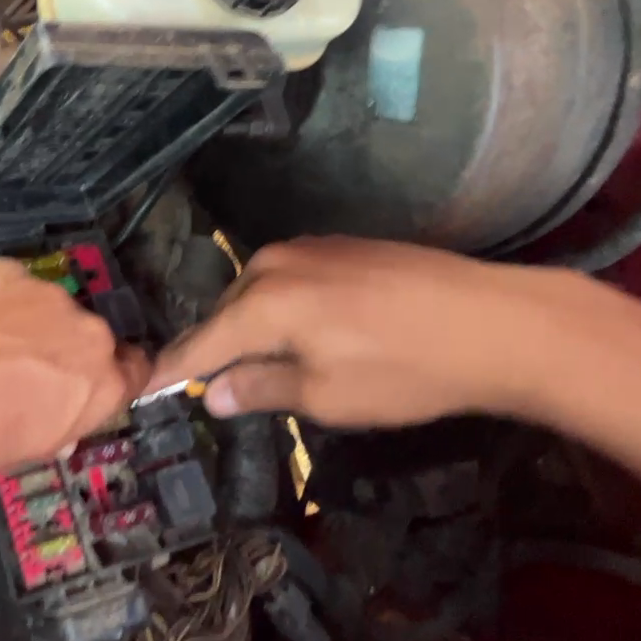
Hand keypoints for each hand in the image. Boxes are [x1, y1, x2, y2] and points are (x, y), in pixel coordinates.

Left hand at [0, 259, 151, 488]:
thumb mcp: (34, 445)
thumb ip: (56, 414)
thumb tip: (45, 407)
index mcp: (105, 383)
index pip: (132, 366)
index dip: (104, 369)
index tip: (78, 374)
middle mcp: (88, 332)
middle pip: (80, 330)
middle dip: (53, 342)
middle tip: (13, 363)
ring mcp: (46, 294)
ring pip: (40, 301)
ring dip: (18, 316)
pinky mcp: (5, 269)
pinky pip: (4, 281)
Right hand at [148, 237, 623, 427]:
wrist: (498, 320)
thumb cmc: (407, 369)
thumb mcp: (329, 396)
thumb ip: (261, 389)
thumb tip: (213, 393)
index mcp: (260, 304)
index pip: (198, 342)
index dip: (170, 368)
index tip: (142, 386)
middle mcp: (269, 265)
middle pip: (224, 314)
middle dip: (215, 348)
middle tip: (217, 385)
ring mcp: (303, 248)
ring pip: (254, 293)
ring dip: (251, 326)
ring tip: (269, 361)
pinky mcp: (335, 244)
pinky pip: (285, 279)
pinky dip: (280, 307)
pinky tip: (311, 329)